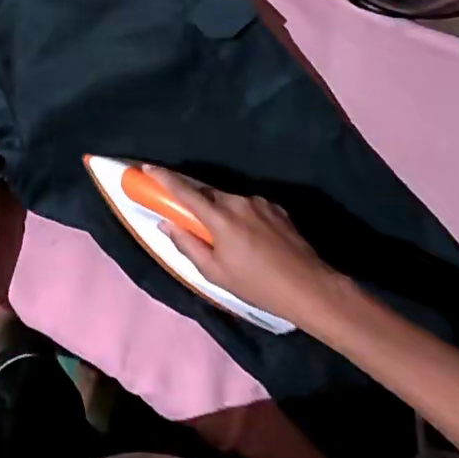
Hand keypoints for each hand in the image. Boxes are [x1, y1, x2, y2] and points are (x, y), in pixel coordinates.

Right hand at [148, 165, 343, 325]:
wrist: (312, 289)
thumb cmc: (258, 285)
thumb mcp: (215, 273)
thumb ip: (187, 244)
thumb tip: (166, 224)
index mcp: (220, 218)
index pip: (185, 192)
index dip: (163, 178)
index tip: (147, 168)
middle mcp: (238, 202)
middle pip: (206, 193)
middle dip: (194, 200)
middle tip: (189, 216)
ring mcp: (260, 203)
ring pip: (228, 200)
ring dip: (219, 211)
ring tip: (226, 236)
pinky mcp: (276, 208)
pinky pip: (248, 206)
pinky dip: (240, 216)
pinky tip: (249, 238)